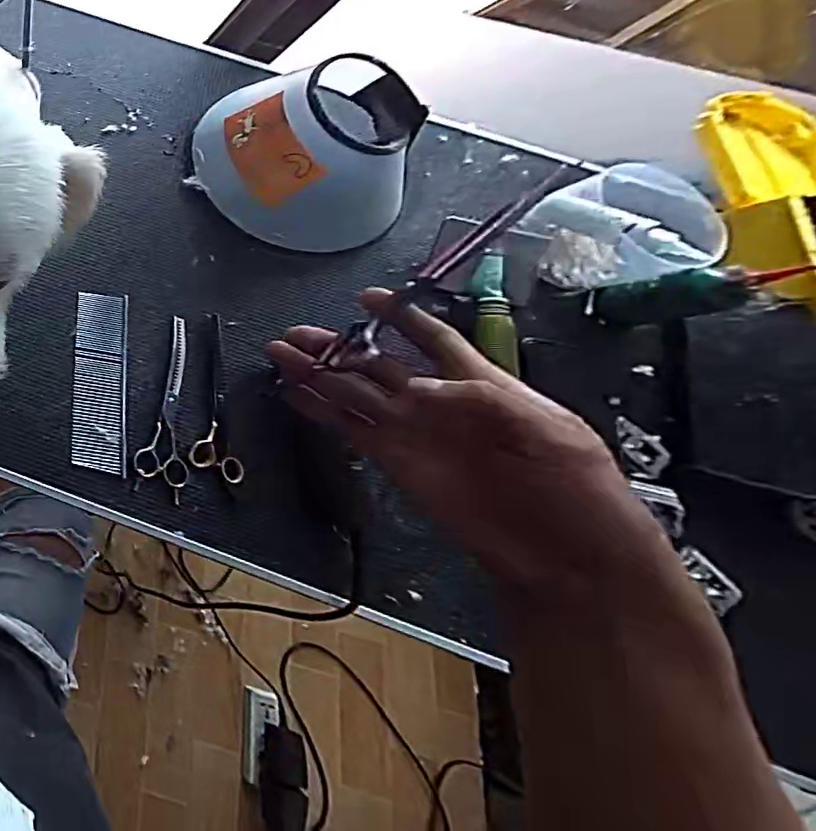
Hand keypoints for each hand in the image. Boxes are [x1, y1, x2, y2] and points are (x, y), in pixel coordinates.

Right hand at [265, 289, 669, 595]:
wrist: (569, 561)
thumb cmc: (577, 492)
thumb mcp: (548, 433)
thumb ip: (481, 400)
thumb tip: (417, 387)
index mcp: (481, 385)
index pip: (433, 340)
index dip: (400, 317)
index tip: (368, 298)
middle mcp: (437, 403)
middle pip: (376, 364)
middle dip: (337, 345)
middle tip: (298, 334)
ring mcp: (411, 431)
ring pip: (352, 392)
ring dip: (316, 373)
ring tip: (281, 355)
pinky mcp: (392, 459)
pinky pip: (347, 427)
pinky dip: (318, 410)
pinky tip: (293, 394)